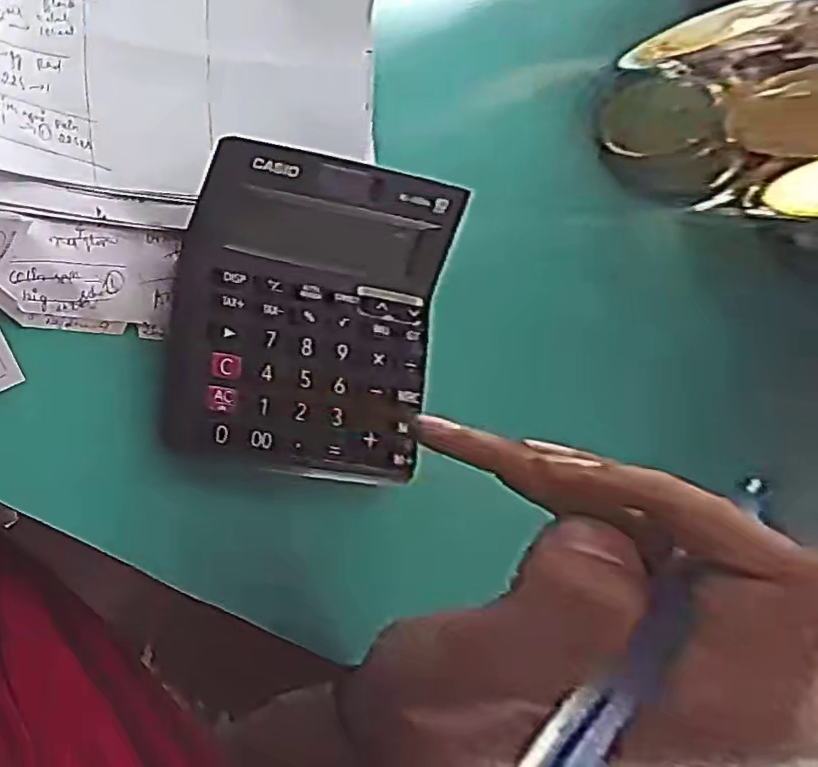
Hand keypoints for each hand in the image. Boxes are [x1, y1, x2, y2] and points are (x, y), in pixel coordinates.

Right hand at [341, 417, 817, 765]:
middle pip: (739, 560)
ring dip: (600, 491)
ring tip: (507, 462)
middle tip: (514, 459)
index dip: (682, 508)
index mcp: (719, 728)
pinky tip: (534, 489)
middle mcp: (740, 706)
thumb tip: (597, 532)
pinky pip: (657, 562)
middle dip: (621, 488)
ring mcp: (700, 679)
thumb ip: (550, 617)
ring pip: (695, 552)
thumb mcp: (473, 678)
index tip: (565, 471)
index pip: (780, 588)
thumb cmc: (435, 738)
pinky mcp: (654, 654)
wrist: (415, 765)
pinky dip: (589, 509)